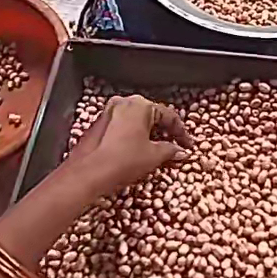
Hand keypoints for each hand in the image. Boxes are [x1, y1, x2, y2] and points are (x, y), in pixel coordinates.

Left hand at [57, 94, 192, 198]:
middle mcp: (123, 103)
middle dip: (164, 132)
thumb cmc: (123, 160)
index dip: (181, 132)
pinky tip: (138, 151)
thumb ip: (170, 150)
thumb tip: (180, 151)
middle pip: (151, 116)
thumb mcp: (153, 156)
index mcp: (140, 105)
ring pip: (136, 121)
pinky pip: (123, 128)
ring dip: (149, 135)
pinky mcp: (99, 126)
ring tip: (158, 152)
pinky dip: (134, 137)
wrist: (88, 173)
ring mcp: (108, 113)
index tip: (188, 146)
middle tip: (175, 147)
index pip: (168, 115)